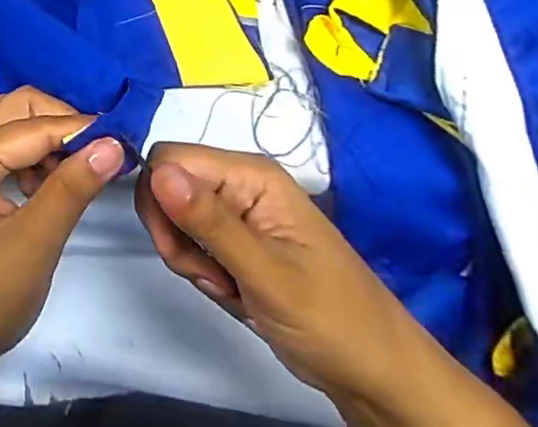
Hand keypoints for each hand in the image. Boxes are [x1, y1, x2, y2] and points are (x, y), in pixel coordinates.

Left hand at [0, 87, 125, 426]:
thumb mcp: (34, 243)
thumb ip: (72, 189)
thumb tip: (112, 144)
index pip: (34, 125)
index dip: (82, 130)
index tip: (127, 142)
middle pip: (21, 109)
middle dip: (65, 126)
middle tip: (104, 156)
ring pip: (19, 126)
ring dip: (54, 142)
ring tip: (84, 176)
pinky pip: (13, 149)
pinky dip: (40, 159)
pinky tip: (58, 188)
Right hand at [135, 143, 527, 426]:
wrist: (379, 377)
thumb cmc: (333, 322)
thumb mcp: (268, 274)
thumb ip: (209, 221)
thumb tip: (158, 172)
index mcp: (251, 174)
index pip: (169, 159)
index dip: (161, 200)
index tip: (181, 248)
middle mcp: (239, 181)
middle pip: (166, 186)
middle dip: (173, 233)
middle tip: (210, 275)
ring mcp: (236, 209)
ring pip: (173, 215)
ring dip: (188, 256)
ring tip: (229, 286)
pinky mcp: (234, 237)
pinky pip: (190, 238)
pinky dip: (199, 267)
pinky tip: (232, 290)